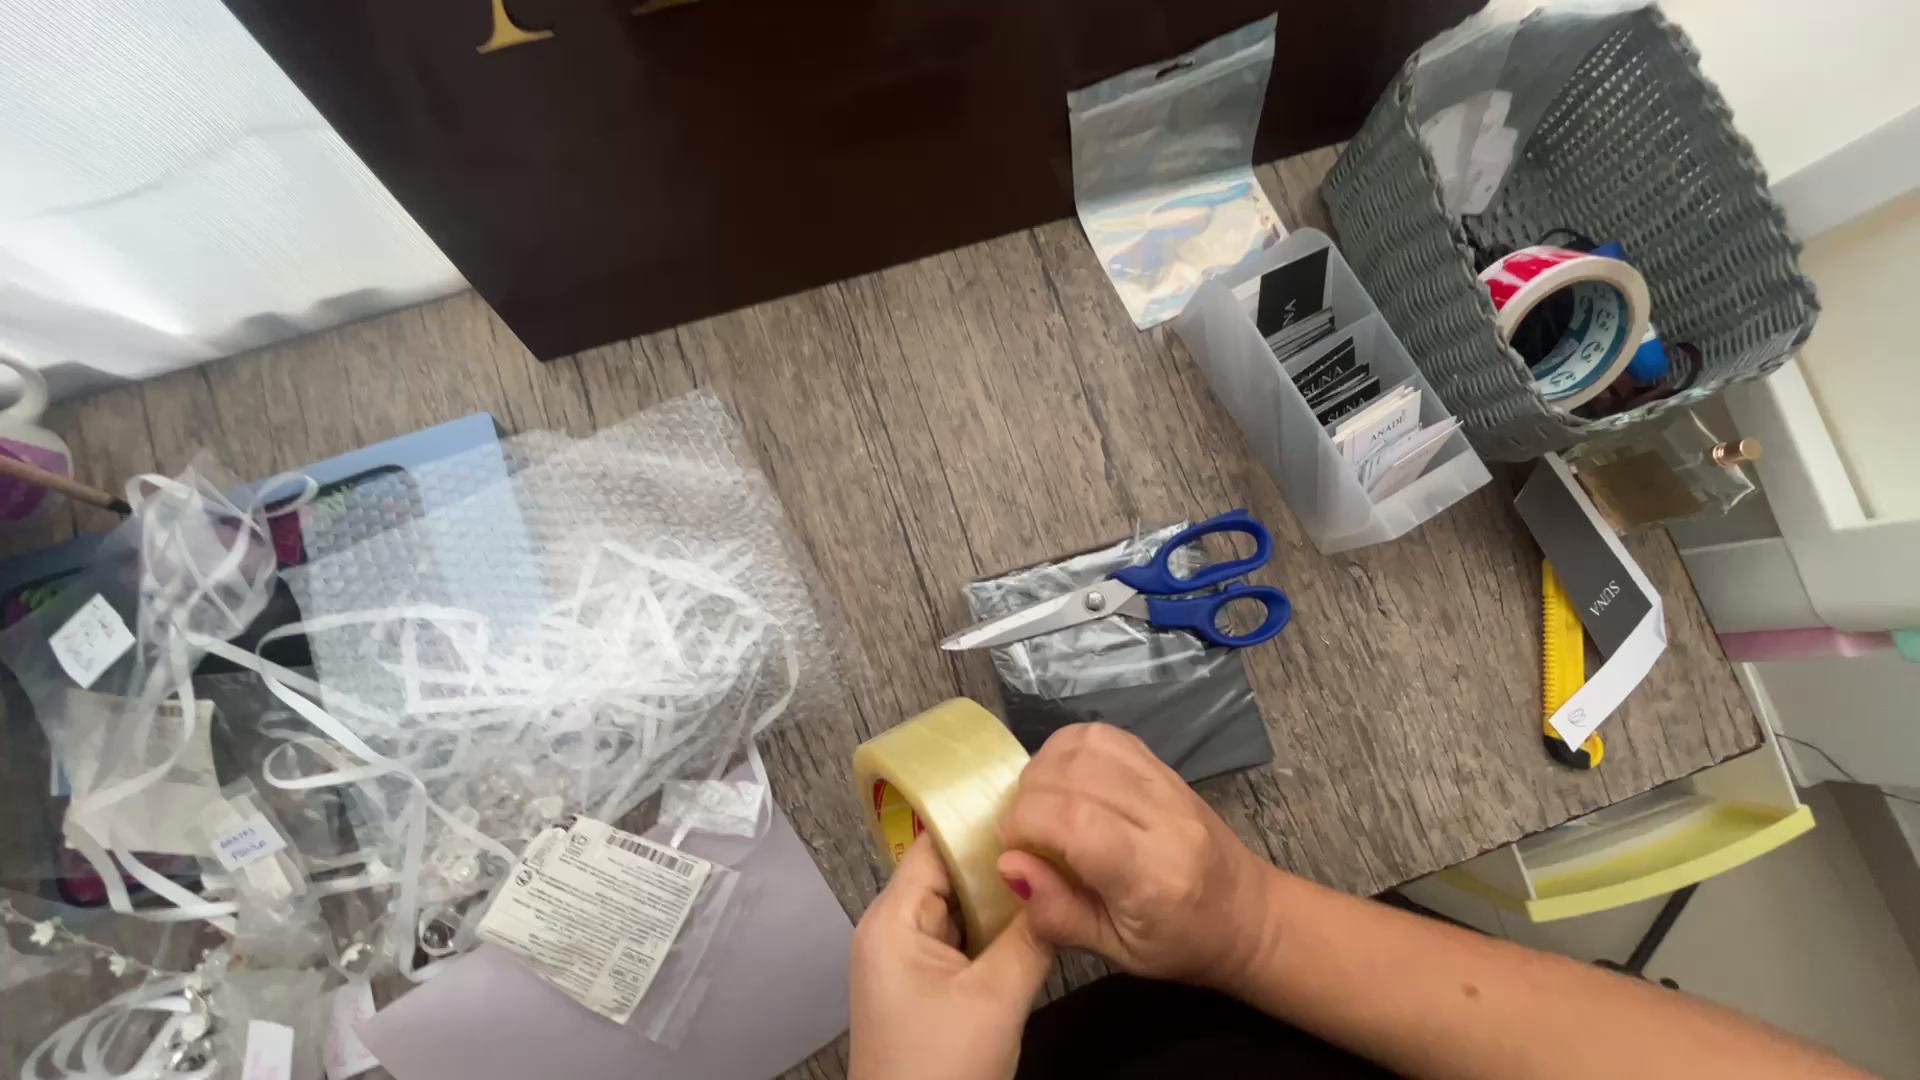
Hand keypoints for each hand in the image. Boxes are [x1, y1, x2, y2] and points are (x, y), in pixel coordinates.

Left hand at [849, 834, 1054, 1079]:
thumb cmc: (942, 1073)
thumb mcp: (996, 1001)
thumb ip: (1030, 934)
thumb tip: (1060, 879)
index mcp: (891, 918)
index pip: (934, 845)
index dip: (979, 822)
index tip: (1028, 803)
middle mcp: (890, 927)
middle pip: (945, 870)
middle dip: (996, 856)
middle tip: (1049, 831)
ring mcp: (905, 955)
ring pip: (956, 903)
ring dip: (997, 893)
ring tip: (1047, 861)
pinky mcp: (921, 981)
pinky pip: (959, 934)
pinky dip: (990, 925)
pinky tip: (1029, 910)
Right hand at [996, 723, 1277, 990]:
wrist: (1247, 914)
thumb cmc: (1180, 944)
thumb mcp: (1116, 952)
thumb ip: (1058, 911)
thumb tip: (1007, 864)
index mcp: (1154, 876)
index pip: (1075, 822)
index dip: (1026, 823)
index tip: (1012, 847)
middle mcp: (1164, 818)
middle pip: (1075, 775)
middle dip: (1028, 796)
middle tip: (1024, 830)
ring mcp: (1166, 782)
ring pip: (1087, 744)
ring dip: (1045, 766)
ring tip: (1040, 801)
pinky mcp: (1162, 763)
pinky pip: (1105, 735)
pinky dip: (1069, 748)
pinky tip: (1062, 776)